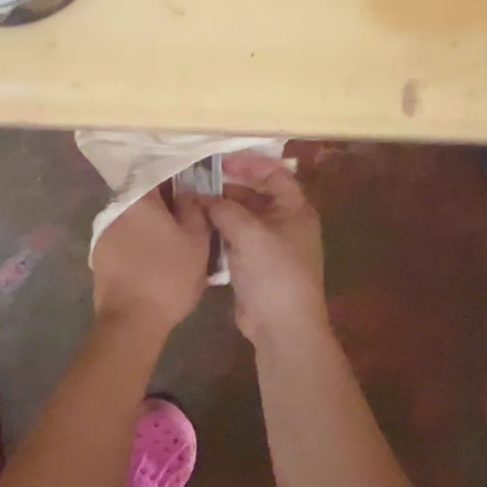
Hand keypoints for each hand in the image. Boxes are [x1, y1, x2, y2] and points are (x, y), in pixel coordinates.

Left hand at [92, 188, 212, 335]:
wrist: (132, 320)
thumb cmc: (169, 275)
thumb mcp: (197, 240)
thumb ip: (194, 208)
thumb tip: (188, 192)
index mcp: (139, 199)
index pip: (157, 173)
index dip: (176, 178)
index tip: (191, 188)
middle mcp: (115, 209)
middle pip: (143, 198)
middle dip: (163, 206)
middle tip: (185, 220)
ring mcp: (103, 234)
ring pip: (133, 220)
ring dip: (149, 227)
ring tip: (171, 244)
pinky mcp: (99, 257)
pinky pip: (123, 240)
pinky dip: (138, 244)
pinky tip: (153, 261)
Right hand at [203, 153, 327, 347]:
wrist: (281, 325)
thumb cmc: (274, 272)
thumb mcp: (250, 232)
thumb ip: (224, 208)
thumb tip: (199, 196)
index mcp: (295, 210)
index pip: (275, 174)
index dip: (250, 164)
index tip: (221, 161)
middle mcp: (284, 223)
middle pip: (255, 195)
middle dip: (227, 187)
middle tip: (197, 180)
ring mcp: (269, 245)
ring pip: (242, 218)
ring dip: (219, 210)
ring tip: (191, 200)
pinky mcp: (253, 264)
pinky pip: (234, 239)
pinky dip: (218, 231)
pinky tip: (196, 226)